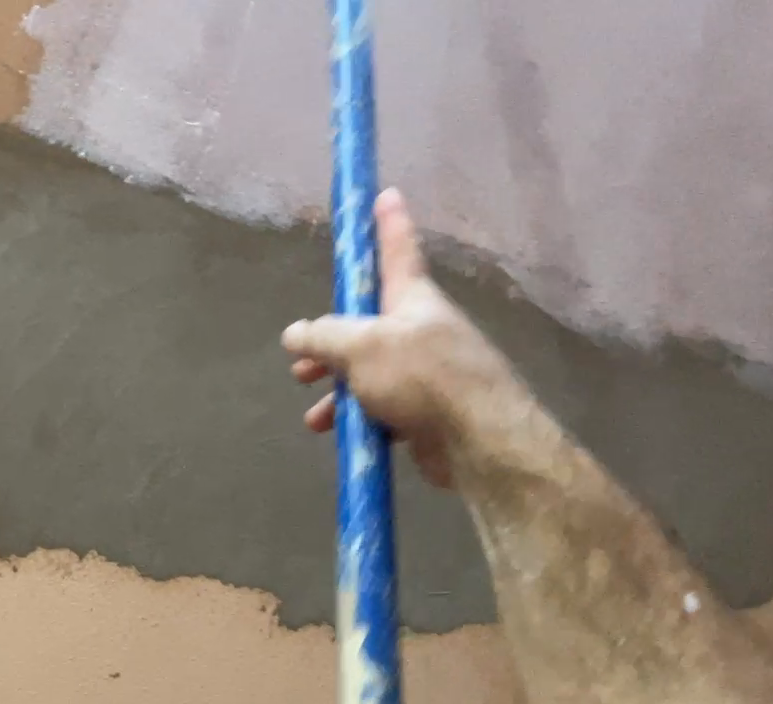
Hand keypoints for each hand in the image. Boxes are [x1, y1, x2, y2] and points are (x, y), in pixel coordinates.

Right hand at [282, 189, 516, 488]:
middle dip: (327, 345)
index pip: (397, 252)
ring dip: (334, 390)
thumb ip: (323, 337)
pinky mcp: (422, 408)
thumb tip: (295, 332)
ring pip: (365, 371)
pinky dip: (353, 416)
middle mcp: (419, 329)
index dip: (388, 224)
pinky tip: (338, 433)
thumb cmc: (422, 378)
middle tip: (300, 366)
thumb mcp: (362, 348)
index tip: (385, 195)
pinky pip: (377, 403)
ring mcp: (422, 369)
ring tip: (315, 416)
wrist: (477, 439)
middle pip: (364, 325)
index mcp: (412, 301)